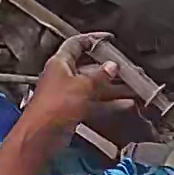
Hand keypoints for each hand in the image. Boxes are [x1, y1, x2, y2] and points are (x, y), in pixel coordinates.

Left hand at [16, 33, 135, 158]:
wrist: (42, 136)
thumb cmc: (55, 106)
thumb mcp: (82, 85)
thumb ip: (99, 75)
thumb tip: (112, 67)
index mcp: (60, 64)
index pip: (76, 44)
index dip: (92, 39)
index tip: (107, 39)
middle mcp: (63, 77)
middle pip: (88, 67)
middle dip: (108, 69)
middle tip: (127, 69)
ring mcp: (68, 95)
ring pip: (94, 87)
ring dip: (112, 88)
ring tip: (132, 87)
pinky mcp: (72, 112)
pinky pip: (94, 104)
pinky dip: (108, 104)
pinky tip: (124, 104)